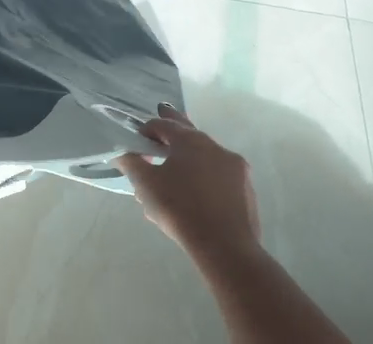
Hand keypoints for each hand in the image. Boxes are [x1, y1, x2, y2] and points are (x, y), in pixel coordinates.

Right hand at [114, 104, 259, 260]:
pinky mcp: (247, 192)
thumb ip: (131, 162)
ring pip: (206, 156)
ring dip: (188, 157)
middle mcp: (218, 149)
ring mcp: (237, 171)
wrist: (226, 249)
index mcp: (192, 141)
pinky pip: (219, 175)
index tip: (136, 144)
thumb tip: (126, 154)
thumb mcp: (144, 183)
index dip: (145, 130)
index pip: (162, 124)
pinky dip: (204, 176)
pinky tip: (192, 193)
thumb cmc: (179, 207)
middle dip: (172, 131)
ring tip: (173, 171)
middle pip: (189, 134)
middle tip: (161, 123)